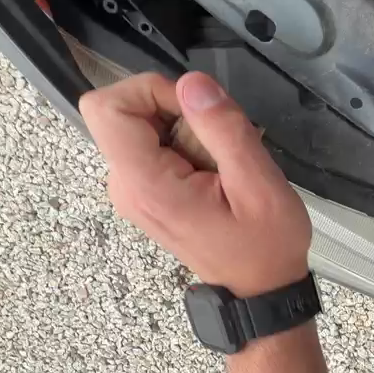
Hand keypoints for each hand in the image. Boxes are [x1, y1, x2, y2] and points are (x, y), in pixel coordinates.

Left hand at [79, 71, 310, 297]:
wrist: (261, 289)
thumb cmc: (266, 245)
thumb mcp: (259, 186)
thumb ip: (224, 130)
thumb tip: (193, 83)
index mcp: (146, 184)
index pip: (107, 107)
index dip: (150, 91)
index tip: (198, 111)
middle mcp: (125, 185)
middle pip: (128, 113)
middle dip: (181, 115)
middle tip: (225, 150)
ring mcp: (132, 190)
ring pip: (146, 128)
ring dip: (190, 134)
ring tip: (227, 169)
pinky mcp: (146, 192)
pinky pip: (156, 147)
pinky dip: (189, 149)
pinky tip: (219, 176)